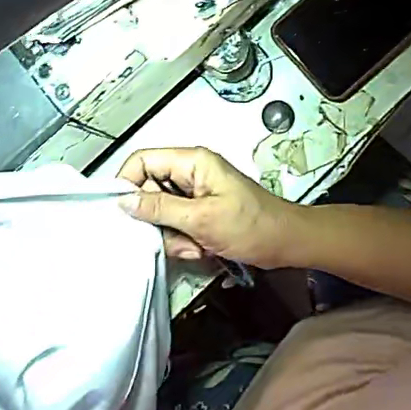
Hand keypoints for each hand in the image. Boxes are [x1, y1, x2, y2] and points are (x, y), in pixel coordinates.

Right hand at [117, 147, 304, 267]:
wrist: (286, 243)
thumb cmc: (253, 225)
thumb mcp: (201, 219)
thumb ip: (160, 209)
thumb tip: (125, 201)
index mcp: (192, 161)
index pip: (143, 160)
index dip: (128, 184)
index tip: (124, 213)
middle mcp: (191, 172)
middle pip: (150, 190)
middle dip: (159, 220)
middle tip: (178, 236)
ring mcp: (196, 192)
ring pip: (162, 213)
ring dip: (174, 235)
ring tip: (197, 244)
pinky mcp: (200, 211)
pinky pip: (177, 225)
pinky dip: (185, 240)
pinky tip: (203, 248)